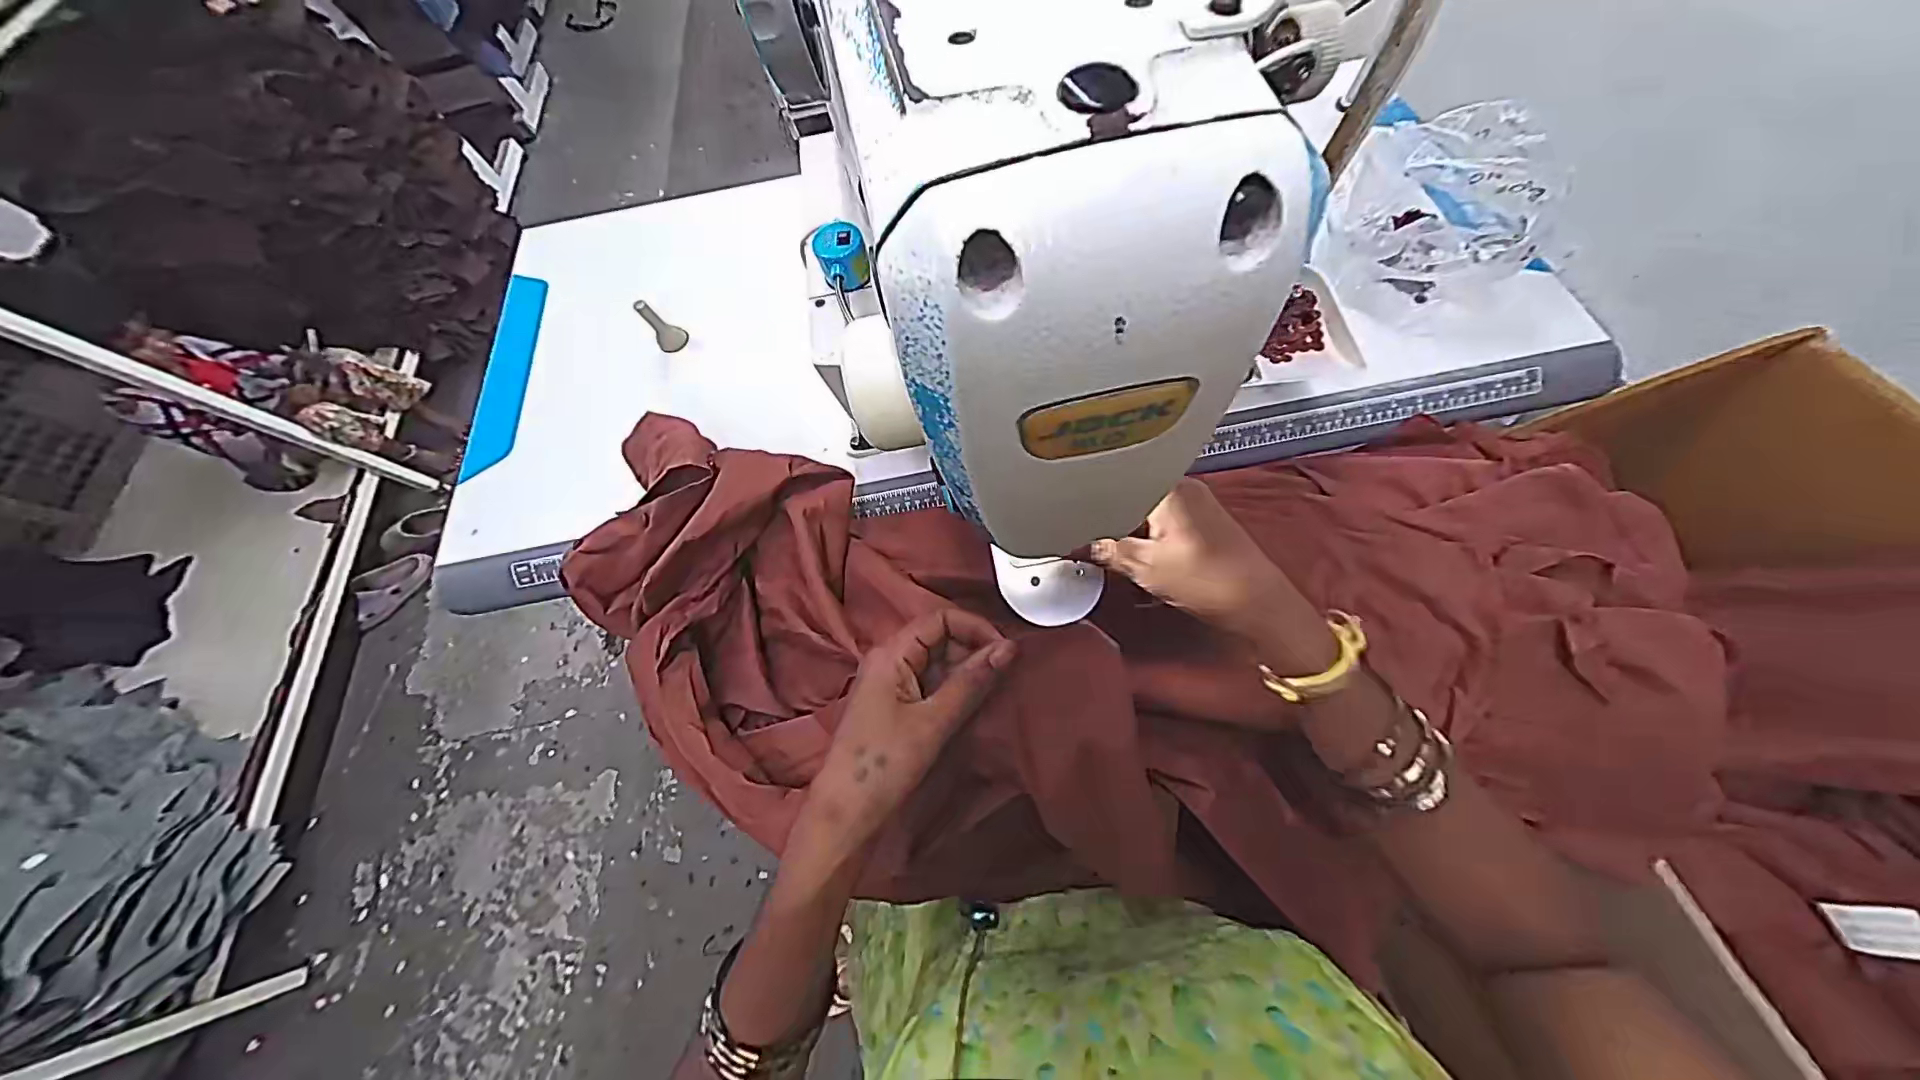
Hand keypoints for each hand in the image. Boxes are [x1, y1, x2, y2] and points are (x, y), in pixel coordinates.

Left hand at [790, 609, 1016, 869]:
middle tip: (1006, 673)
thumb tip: (1009, 648)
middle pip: (940, 637)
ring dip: (967, 670)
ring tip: (996, 688)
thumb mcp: (933, 721)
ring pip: (938, 661)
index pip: (939, 618)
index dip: (975, 627)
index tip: (1005, 650)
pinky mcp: (896, 706)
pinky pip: (931, 683)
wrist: (845, 814)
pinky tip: (976, 702)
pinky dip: (955, 688)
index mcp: (890, 654)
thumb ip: (972, 682)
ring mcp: (891, 683)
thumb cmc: (883, 764)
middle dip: (974, 649)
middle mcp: (889, 660)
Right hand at [1088, 478, 1301, 641]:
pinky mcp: (1202, 526)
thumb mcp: (1145, 567)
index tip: (1073, 514)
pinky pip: (1163, 524)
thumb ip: (1108, 551)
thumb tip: (1084, 546)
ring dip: (1128, 531)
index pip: (1119, 481)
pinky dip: (1146, 538)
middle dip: (1110, 518)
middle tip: (1086, 536)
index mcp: (1170, 487)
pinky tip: (1136, 557)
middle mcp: (1185, 489)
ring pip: (1146, 511)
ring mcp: (1196, 507)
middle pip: (1132, 496)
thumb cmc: (1211, 580)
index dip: (1093, 498)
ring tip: (1109, 550)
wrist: (1259, 604)